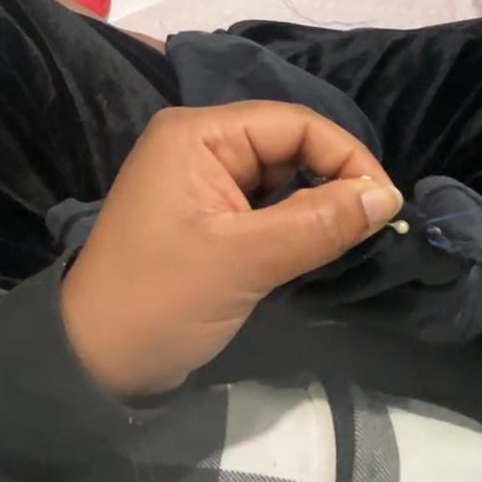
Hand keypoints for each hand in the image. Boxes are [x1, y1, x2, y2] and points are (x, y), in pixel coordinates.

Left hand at [61, 101, 404, 397]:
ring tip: (347, 240)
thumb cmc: (161, 299)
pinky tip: (313, 247)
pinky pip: (260, 206)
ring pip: (277, 178)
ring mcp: (197, 181)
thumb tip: (387, 195)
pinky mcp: (202, 216)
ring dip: (313, 206)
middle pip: (286, 146)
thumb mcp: (245, 260)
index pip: (292, 123)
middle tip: (370, 228)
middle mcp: (196, 145)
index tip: (386, 205)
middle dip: (330, 181)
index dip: (345, 156)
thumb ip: (319, 222)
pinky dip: (290, 224)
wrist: (95, 358)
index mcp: (196, 134)